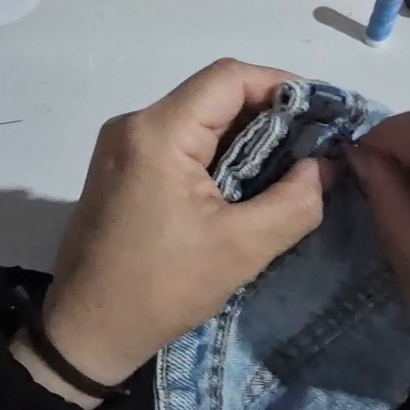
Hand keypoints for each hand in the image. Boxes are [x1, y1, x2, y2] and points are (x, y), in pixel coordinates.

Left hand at [16, 60, 330, 407]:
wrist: (84, 331)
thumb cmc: (160, 289)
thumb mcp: (240, 249)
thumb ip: (294, 202)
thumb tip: (325, 165)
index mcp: (157, 132)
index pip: (228, 78)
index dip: (281, 84)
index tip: (321, 113)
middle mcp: (133, 124)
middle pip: (212, 93)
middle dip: (267, 112)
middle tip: (312, 143)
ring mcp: (121, 143)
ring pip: (196, 116)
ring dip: (243, 132)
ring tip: (288, 161)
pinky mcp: (120, 165)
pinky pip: (177, 139)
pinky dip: (216, 149)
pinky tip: (244, 177)